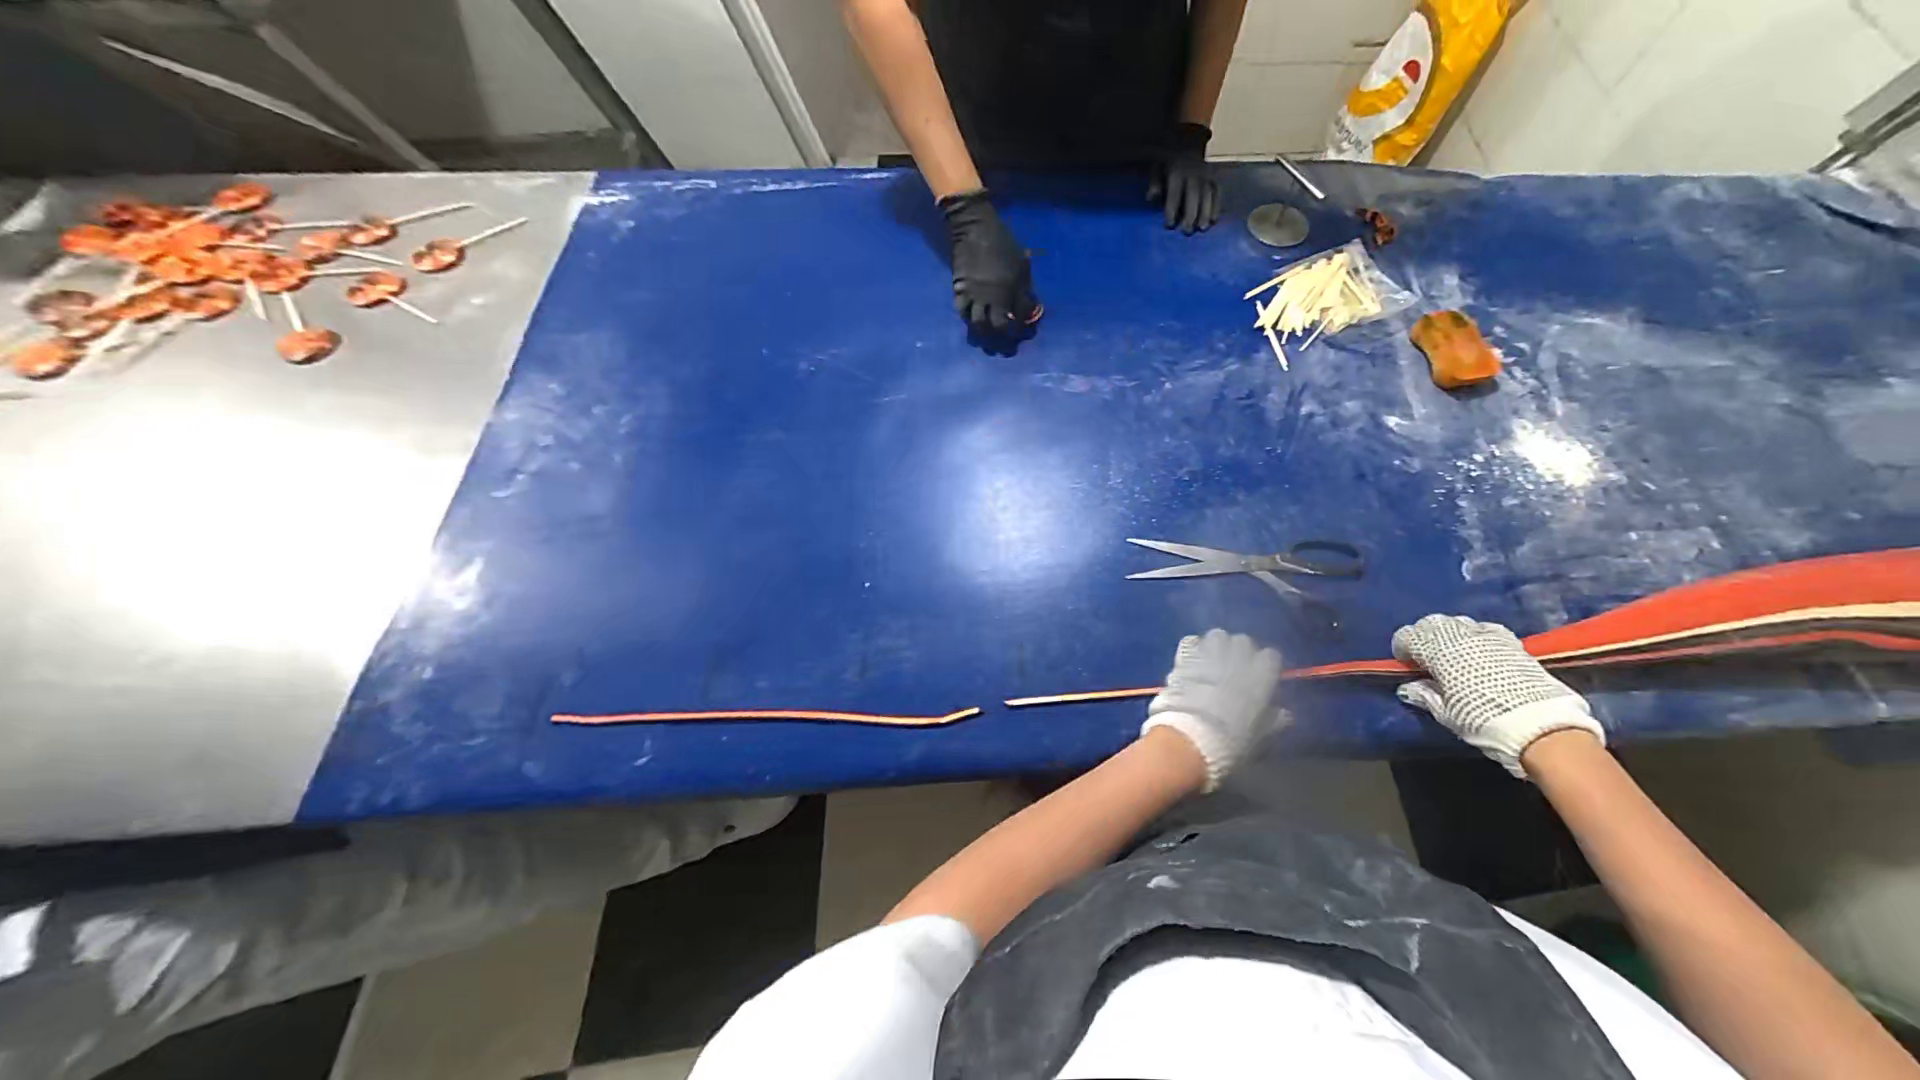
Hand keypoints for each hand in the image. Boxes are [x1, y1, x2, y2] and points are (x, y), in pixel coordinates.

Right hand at [937, 189, 1038, 334]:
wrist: (975, 228)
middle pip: (997, 327)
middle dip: (1002, 338)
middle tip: (1004, 342)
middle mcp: (993, 297)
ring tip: (986, 336)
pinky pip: (961, 311)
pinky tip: (971, 318)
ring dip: (983, 334)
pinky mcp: (959, 290)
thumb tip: (1028, 305)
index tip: (1023, 331)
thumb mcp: (1022, 263)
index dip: (1022, 329)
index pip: (1019, 317)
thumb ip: (1025, 286)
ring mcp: (974, 295)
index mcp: (1012, 289)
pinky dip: (967, 317)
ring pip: (977, 324)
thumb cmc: (1003, 242)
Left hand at [1142, 629, 1284, 791]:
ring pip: (1217, 636)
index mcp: (1263, 673)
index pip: (1271, 656)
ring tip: (1211, 661)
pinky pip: (1191, 641)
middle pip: (1243, 641)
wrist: (1193, 735)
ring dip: (1216, 646)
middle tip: (1233, 669)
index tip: (1260, 678)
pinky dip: (1192, 649)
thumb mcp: (1263, 735)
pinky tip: (1191, 661)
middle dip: (1240, 652)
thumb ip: (1276, 720)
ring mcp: (1211, 652)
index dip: (1265, 667)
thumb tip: (1285, 714)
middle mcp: (1239, 656)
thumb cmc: (1233, 739)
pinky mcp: (1186, 655)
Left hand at [1148, 123, 1220, 233]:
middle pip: (1194, 196)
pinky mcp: (1214, 179)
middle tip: (1187, 231)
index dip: (1172, 210)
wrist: (1188, 143)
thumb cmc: (1168, 162)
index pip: (1175, 194)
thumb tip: (1152, 198)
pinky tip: (1214, 220)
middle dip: (1190, 214)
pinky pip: (1217, 193)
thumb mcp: (1157, 168)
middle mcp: (1194, 174)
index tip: (1169, 225)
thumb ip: (1155, 183)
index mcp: (1177, 172)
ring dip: (1205, 213)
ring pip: (1207, 196)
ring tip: (1202, 228)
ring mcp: (1206, 176)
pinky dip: (1216, 207)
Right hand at [1391, 615, 1605, 777]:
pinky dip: (1476, 636)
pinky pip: (1486, 629)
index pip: (1408, 636)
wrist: (1543, 728)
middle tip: (1426, 658)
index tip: (1406, 665)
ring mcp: (1489, 638)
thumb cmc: (1484, 720)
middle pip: (1433, 623)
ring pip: (1459, 622)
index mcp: (1438, 652)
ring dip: (1450, 634)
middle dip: (1425, 636)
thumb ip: (1425, 695)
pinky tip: (1479, 652)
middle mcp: (1462, 637)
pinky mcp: (1513, 644)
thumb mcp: (1446, 713)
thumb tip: (1409, 688)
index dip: (1402, 648)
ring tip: (1453, 654)